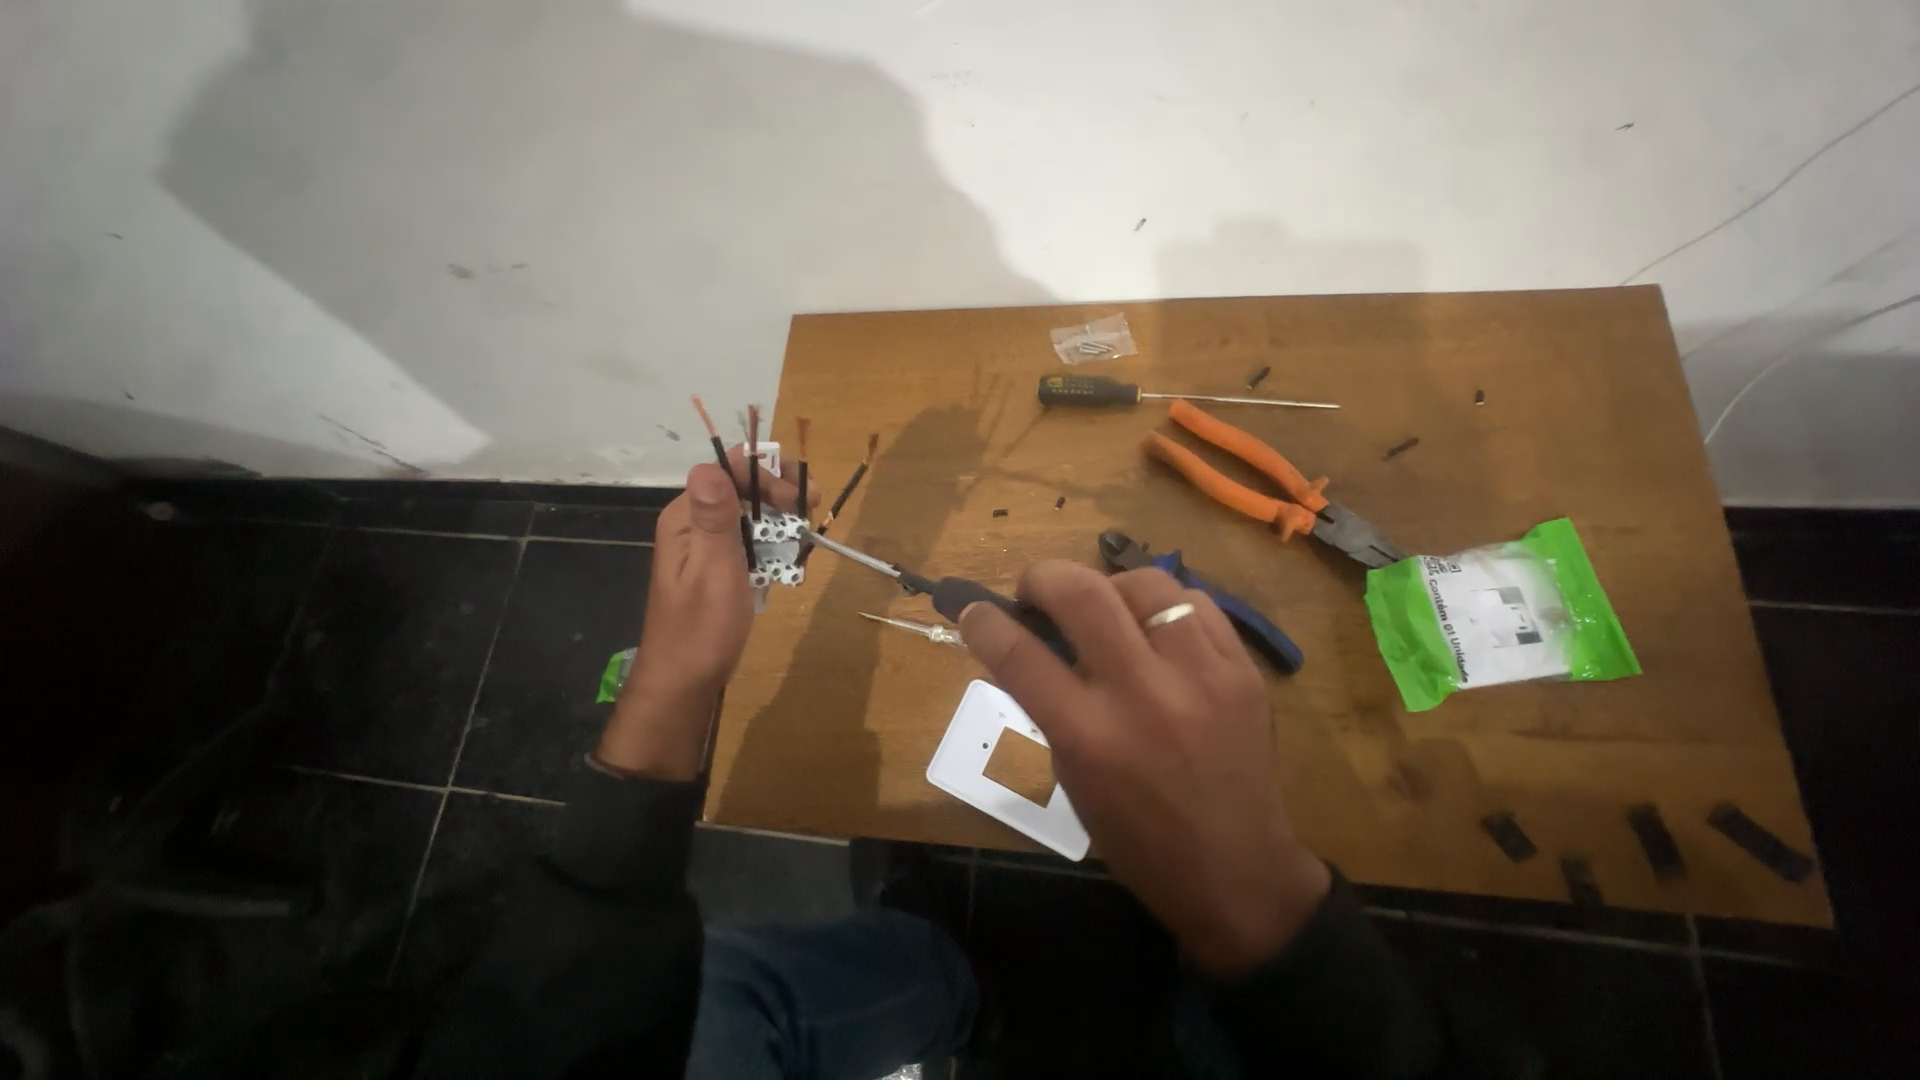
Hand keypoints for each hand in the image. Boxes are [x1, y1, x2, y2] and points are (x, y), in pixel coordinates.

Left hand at [595, 447, 815, 780]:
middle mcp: (695, 523)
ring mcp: (709, 546)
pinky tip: (794, 561)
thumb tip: (709, 466)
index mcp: (686, 517)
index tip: (798, 500)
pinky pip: (753, 542)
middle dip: (782, 493)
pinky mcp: (722, 567)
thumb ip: (716, 518)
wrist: (685, 681)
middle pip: (744, 487)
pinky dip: (776, 546)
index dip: (767, 474)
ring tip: (806, 540)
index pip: (729, 469)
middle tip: (812, 511)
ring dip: (783, 521)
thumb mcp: (714, 570)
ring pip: (754, 514)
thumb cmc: (701, 628)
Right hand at [959, 561, 1330, 976]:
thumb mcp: (1072, 777)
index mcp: (1089, 737)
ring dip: (1107, 586)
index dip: (984, 622)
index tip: (974, 611)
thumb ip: (1048, 707)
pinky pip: (1195, 603)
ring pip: (1144, 583)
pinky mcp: (1243, 670)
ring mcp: (1201, 677)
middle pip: (1081, 593)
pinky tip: (1155, 628)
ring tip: (1103, 610)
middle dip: (1042, 576)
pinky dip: (1163, 606)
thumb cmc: (1137, 839)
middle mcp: (1143, 696)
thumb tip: (1026, 645)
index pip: (1020, 654)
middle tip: (1034, 591)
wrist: (1236, 873)